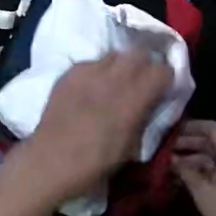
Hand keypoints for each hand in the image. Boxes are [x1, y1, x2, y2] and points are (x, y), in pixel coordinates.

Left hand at [17, 51, 172, 202]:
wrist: (51, 161)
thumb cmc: (95, 163)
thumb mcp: (131, 147)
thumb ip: (144, 118)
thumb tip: (150, 104)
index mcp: (133, 99)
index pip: (162, 70)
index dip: (165, 78)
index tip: (162, 88)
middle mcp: (113, 78)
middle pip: (140, 53)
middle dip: (145, 65)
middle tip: (140, 82)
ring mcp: (89, 72)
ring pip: (114, 55)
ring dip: (120, 66)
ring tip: (113, 83)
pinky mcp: (69, 73)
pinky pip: (91, 62)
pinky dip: (96, 71)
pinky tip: (90, 88)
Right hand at [171, 120, 215, 215]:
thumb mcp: (202, 191)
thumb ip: (185, 171)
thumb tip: (171, 159)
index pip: (213, 129)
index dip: (193, 126)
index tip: (173, 130)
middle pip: (210, 142)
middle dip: (187, 143)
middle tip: (165, 148)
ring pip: (209, 156)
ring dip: (189, 158)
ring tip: (167, 163)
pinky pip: (212, 169)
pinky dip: (196, 170)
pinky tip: (178, 177)